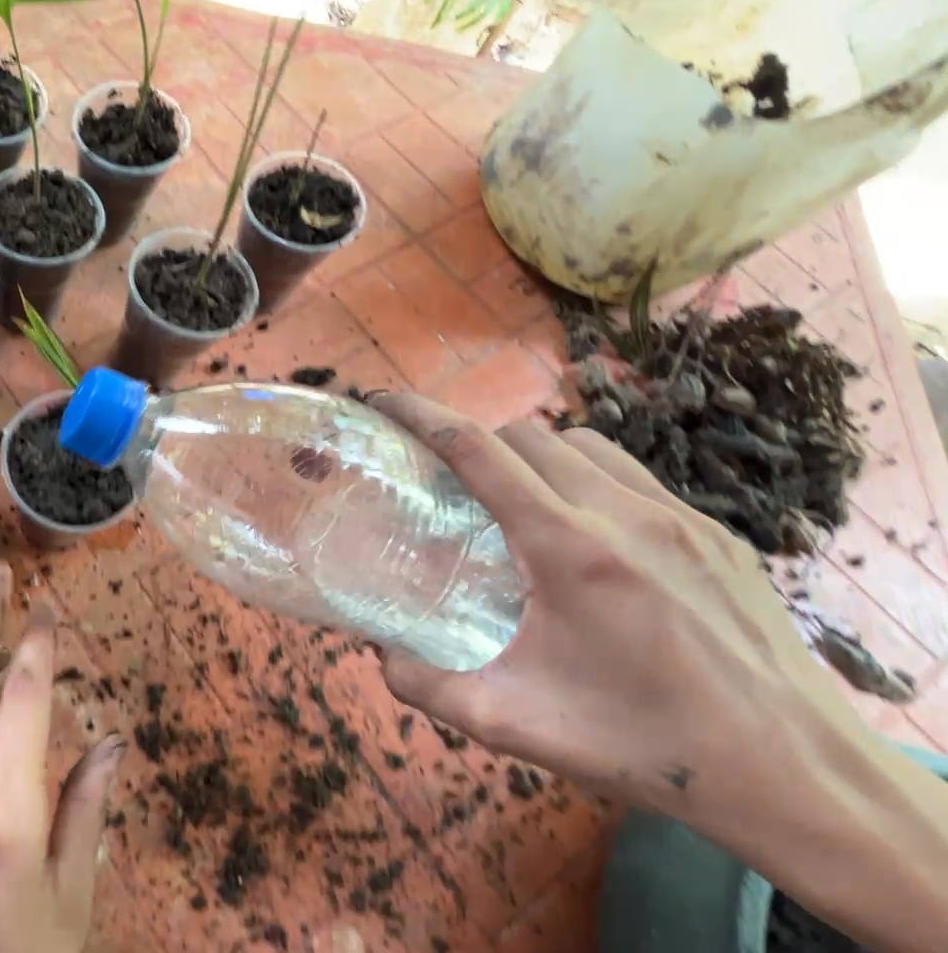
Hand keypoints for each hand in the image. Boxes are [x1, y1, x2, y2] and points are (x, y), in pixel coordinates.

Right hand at [369, 393, 863, 819]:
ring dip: (537, 455)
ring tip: (518, 501)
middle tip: (447, 478)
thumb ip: (426, 685)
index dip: (422, 415)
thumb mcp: (511, 723)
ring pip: (587, 444)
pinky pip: (636, 477)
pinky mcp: (720, 537)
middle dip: (475, 441)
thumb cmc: (643, 745)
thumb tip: (381, 655)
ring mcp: (682, 520)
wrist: (796, 776)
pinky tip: (590, 538)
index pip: (478, 450)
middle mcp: (625, 516)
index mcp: (567, 549)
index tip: (382, 401)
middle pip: (529, 435)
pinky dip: (591, 481)